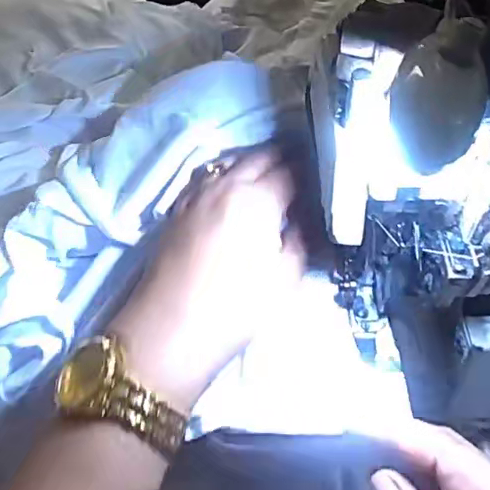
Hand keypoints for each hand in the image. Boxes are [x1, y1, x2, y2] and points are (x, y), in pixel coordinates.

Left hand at [108, 146, 305, 411]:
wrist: (165, 334)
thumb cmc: (233, 309)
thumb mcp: (284, 278)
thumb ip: (300, 239)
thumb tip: (304, 219)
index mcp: (257, 198)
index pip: (292, 170)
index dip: (311, 171)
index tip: (324, 176)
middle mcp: (226, 185)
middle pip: (261, 156)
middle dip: (285, 157)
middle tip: (304, 167)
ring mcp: (198, 193)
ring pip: (233, 160)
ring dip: (257, 160)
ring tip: (274, 172)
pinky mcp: (178, 207)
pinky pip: (211, 174)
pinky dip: (230, 171)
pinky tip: (236, 186)